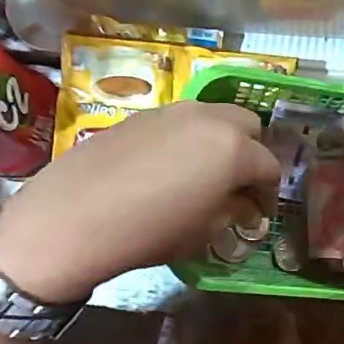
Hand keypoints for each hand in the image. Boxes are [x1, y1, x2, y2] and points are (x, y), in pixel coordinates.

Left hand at [0, 101, 278, 302]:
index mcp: (233, 149)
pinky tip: (166, 167)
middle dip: (250, 153)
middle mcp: (208, 118)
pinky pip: (180, 121)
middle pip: (248, 126)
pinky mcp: (141, 114)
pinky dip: (187, 138)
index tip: (259, 212)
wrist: (74, 216)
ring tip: (201, 173)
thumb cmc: (150, 232)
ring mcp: (172, 111)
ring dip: (219, 141)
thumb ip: (233, 212)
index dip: (269, 192)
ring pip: (213, 116)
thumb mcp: (203, 232)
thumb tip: (245, 206)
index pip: (269, 166)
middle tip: (236, 184)